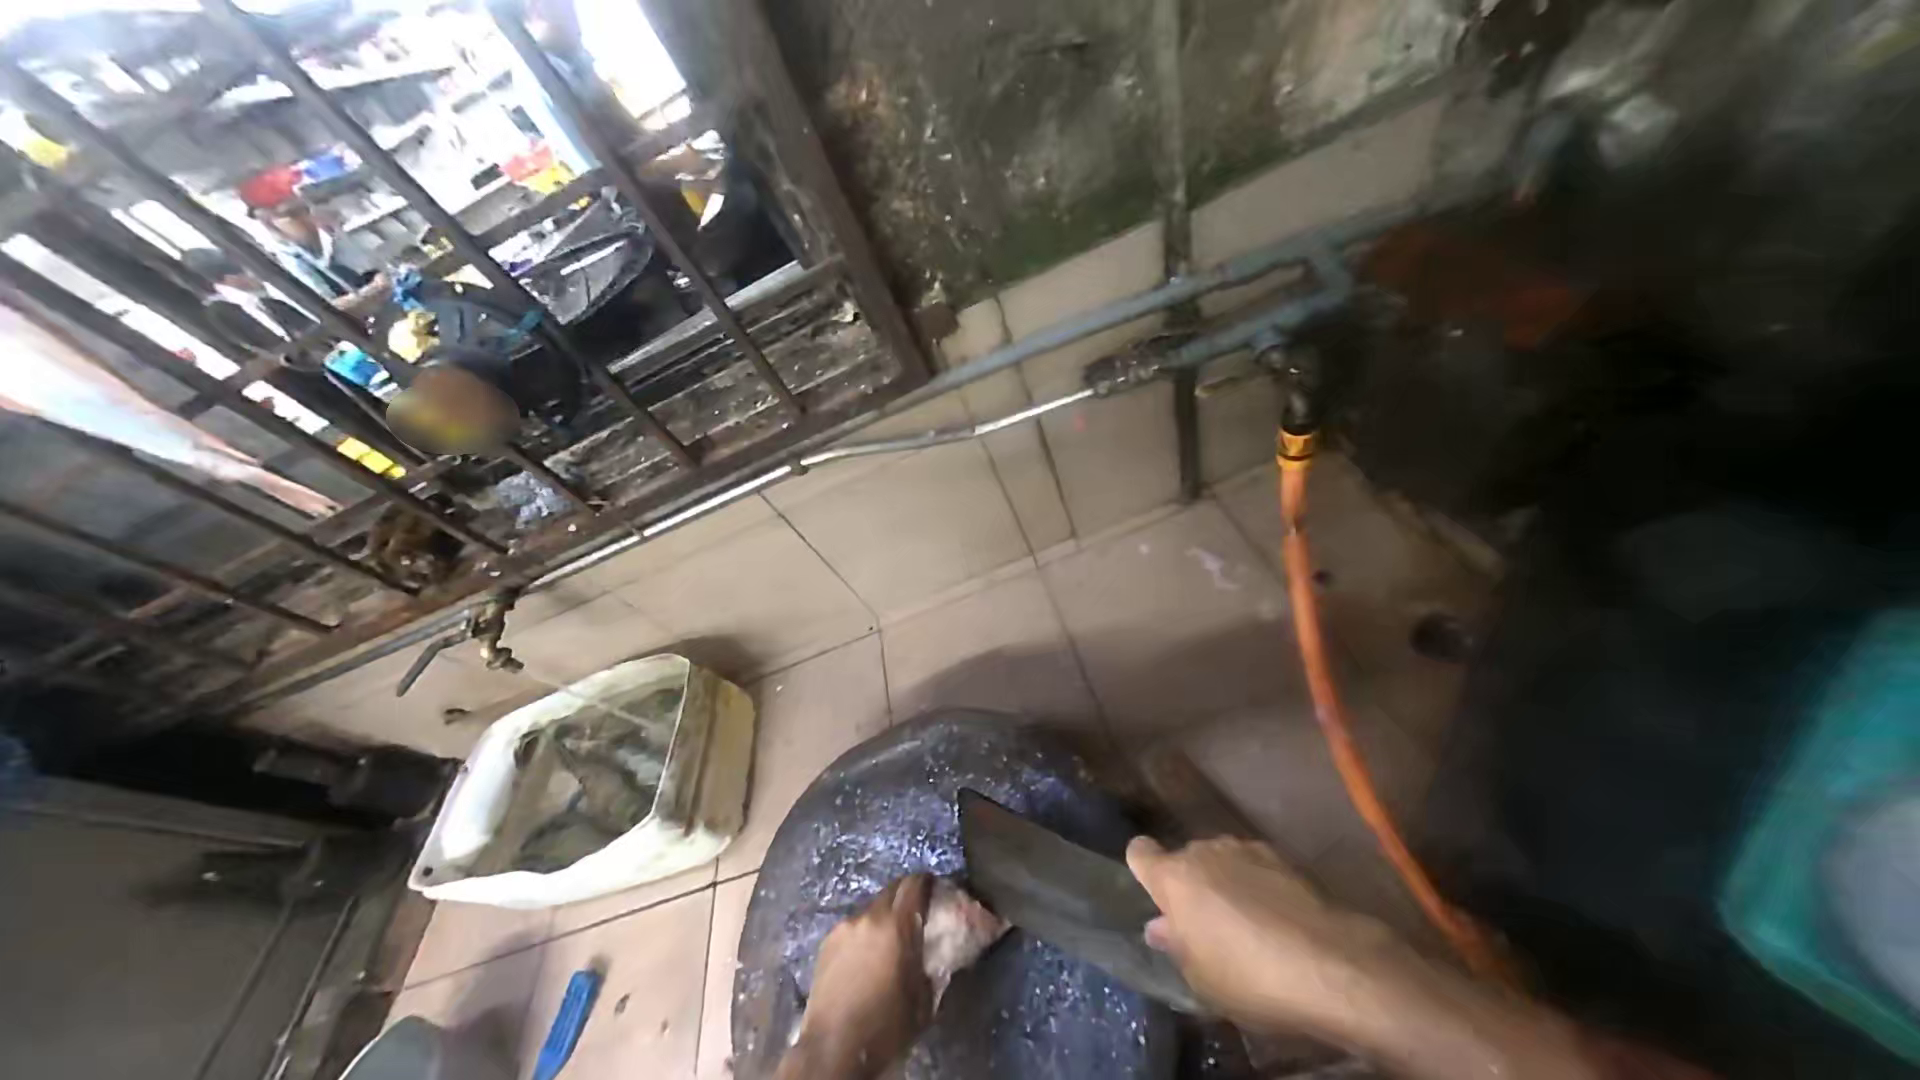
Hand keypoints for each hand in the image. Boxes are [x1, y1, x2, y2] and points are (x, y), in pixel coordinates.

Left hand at [780, 874, 933, 1079]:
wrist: (833, 1050)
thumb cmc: (885, 1027)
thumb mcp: (923, 1000)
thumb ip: (933, 964)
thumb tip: (941, 947)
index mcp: (896, 926)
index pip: (915, 884)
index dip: (928, 883)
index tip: (936, 890)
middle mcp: (869, 917)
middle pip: (892, 889)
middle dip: (907, 895)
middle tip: (917, 913)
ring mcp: (844, 927)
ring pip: (872, 908)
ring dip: (885, 916)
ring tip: (889, 941)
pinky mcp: (827, 941)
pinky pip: (854, 926)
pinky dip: (865, 932)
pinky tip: (866, 956)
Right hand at [1127, 836, 1408, 1036]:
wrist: (1332, 964)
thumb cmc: (1251, 977)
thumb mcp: (1202, 978)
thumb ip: (1176, 945)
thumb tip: (1160, 926)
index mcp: (1173, 878)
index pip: (1138, 851)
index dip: (1143, 869)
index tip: (1157, 898)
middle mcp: (1203, 851)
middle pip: (1184, 859)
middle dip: (1191, 884)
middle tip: (1208, 926)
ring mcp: (1244, 849)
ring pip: (1220, 860)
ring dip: (1225, 881)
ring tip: (1249, 923)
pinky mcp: (1283, 856)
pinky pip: (1254, 866)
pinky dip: (1258, 884)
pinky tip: (1278, 918)